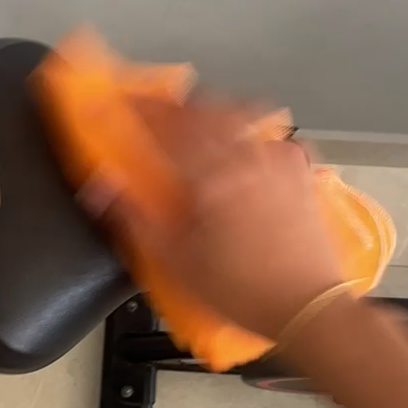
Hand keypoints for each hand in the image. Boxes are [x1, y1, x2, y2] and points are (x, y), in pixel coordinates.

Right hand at [85, 97, 345, 338]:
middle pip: (206, 109)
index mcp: (209, 174)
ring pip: (243, 116)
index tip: (122, 101)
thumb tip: (99, 187)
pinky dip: (258, 136)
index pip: (167, 125)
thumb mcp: (176, 262)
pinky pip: (276, 139)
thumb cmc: (238, 289)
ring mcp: (278, 162)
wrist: (308, 306)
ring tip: (204, 123)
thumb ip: (134, 219)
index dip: (141, 108)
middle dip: (178, 106)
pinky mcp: (302, 174)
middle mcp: (245, 157)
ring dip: (217, 111)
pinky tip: (254, 151)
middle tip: (159, 113)